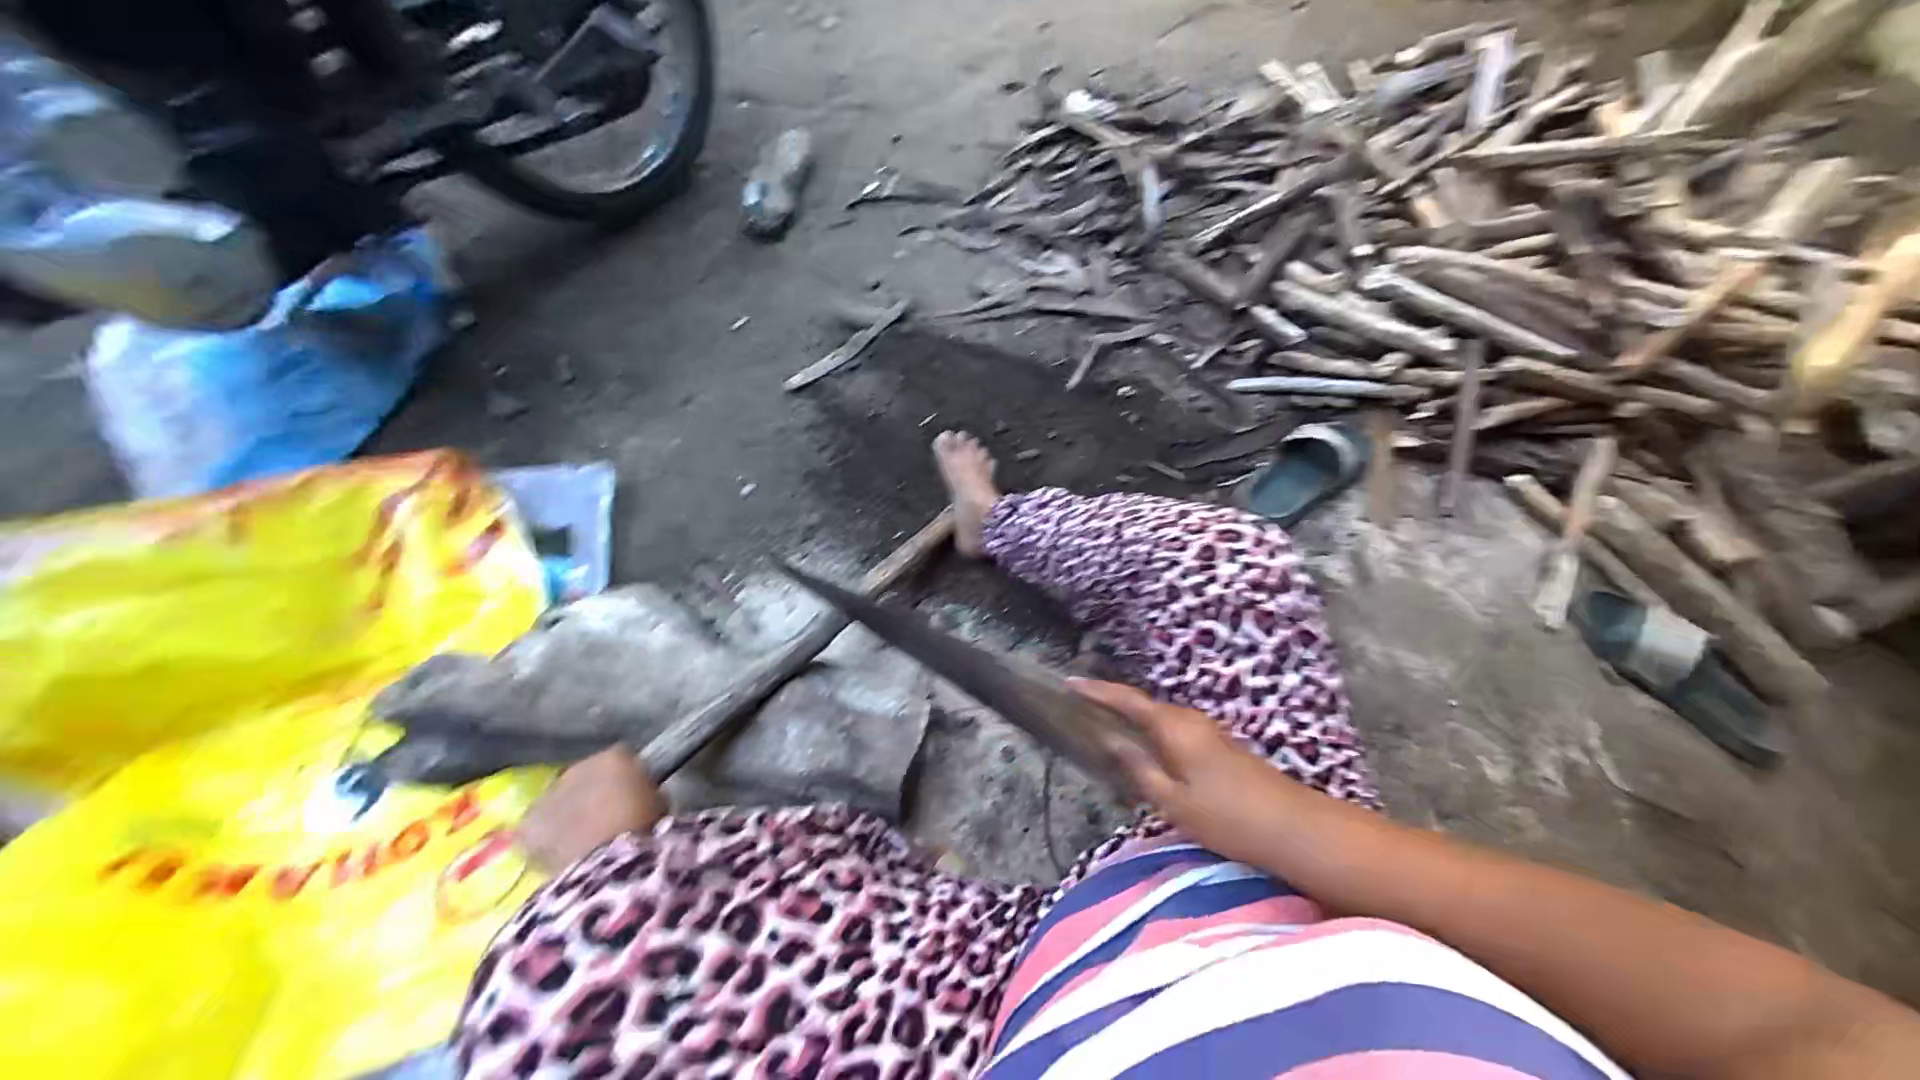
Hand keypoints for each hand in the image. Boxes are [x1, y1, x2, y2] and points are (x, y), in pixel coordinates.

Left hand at [517, 746, 667, 874]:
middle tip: (606, 819)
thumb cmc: (645, 831)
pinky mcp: (528, 825)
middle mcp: (580, 767)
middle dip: (594, 794)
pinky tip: (557, 853)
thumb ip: (647, 793)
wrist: (608, 862)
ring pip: (560, 800)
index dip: (628, 779)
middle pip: (587, 776)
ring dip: (568, 813)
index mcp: (617, 757)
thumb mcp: (660, 805)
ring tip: (582, 839)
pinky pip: (537, 827)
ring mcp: (550, 794)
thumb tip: (642, 798)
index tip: (633, 798)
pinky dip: (545, 837)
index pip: (624, 759)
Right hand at [1074, 678, 1306, 866]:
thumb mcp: (1172, 801)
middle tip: (1082, 710)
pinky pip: (1175, 731)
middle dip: (1113, 705)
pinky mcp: (1219, 746)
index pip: (1127, 701)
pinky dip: (1153, 734)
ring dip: (1134, 721)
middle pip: (1144, 706)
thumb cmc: (1228, 817)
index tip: (1070, 682)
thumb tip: (1110, 740)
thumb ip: (1138, 767)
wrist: (1295, 828)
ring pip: (1160, 720)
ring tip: (1106, 730)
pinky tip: (1146, 753)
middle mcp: (1190, 720)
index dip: (1097, 691)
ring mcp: (1208, 732)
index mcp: (1174, 728)